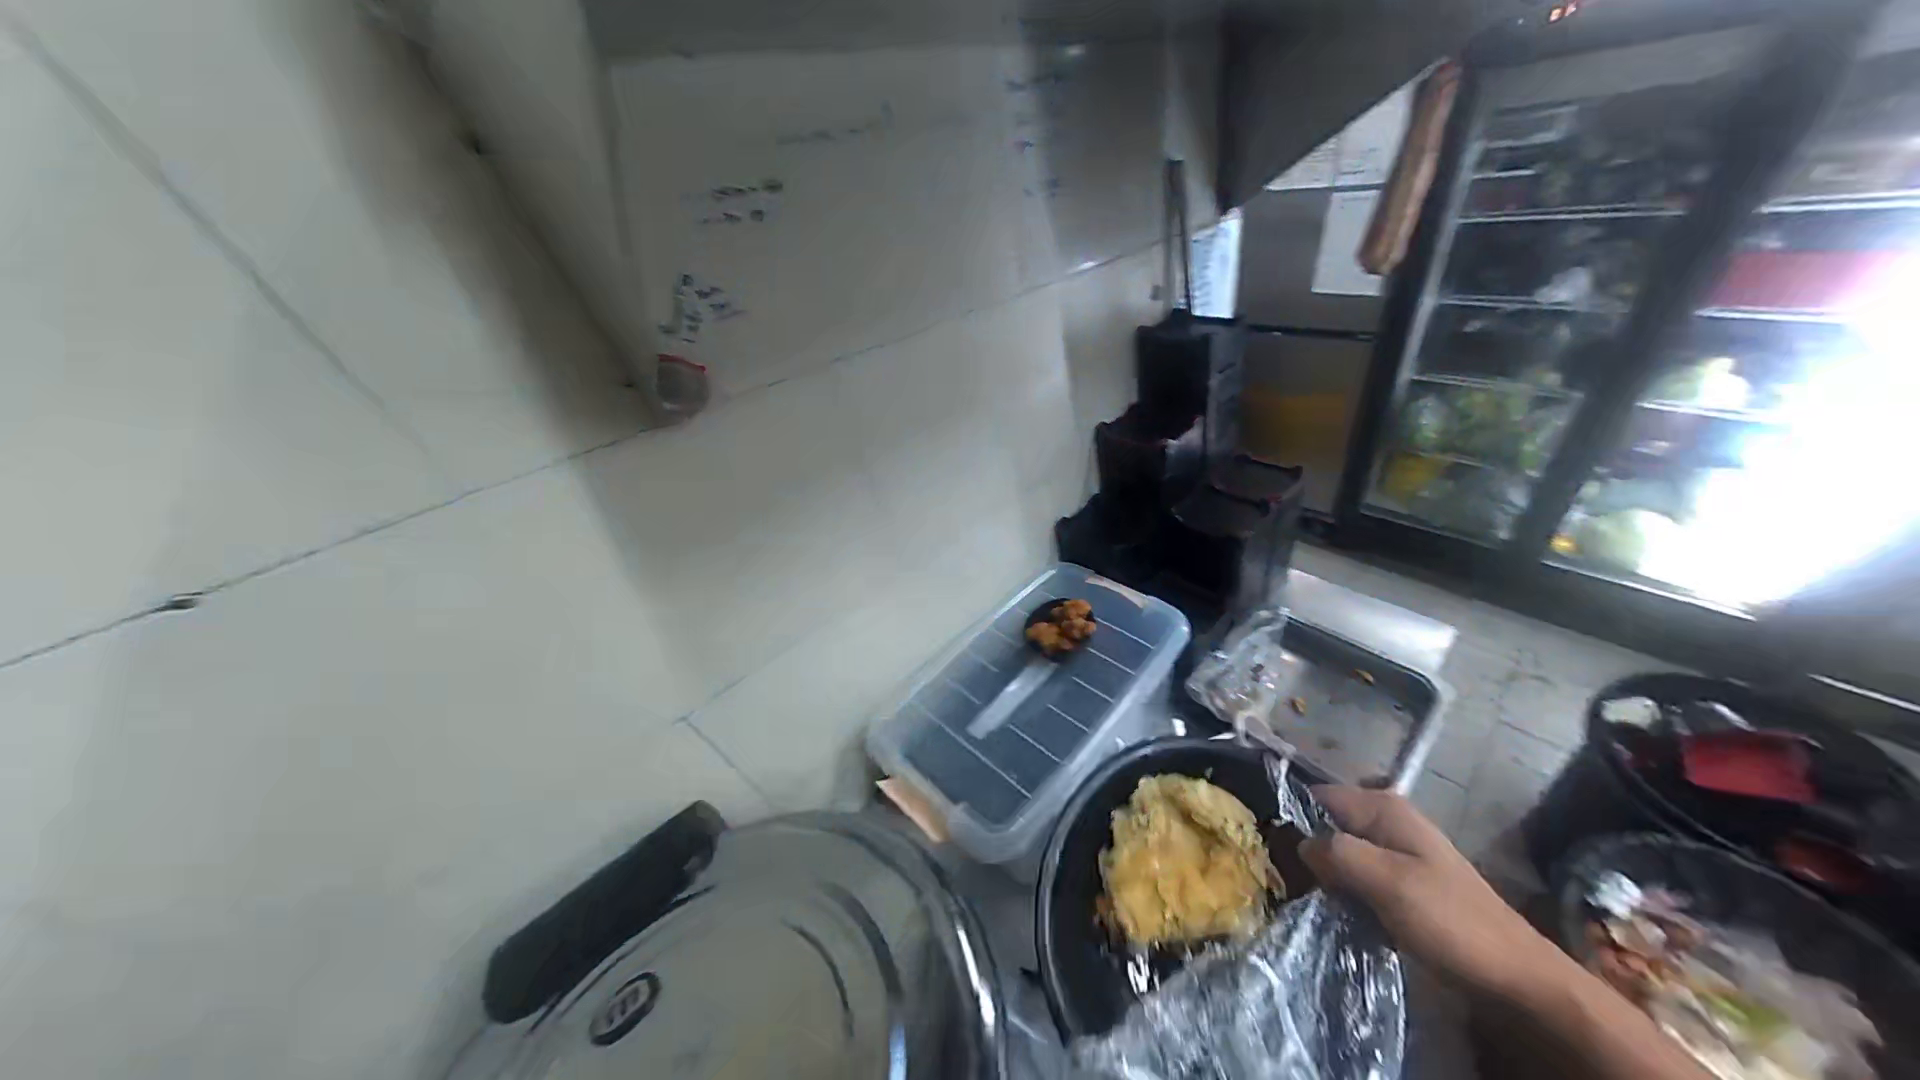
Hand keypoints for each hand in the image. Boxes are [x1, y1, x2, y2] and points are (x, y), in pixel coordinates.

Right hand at [1299, 785, 1559, 998]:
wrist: (1517, 977)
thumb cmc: (1450, 921)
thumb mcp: (1386, 882)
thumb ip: (1337, 852)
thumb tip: (1302, 843)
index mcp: (1382, 808)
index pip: (1316, 795)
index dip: (1292, 815)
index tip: (1269, 844)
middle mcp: (1387, 819)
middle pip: (1327, 823)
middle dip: (1309, 849)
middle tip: (1292, 880)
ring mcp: (1397, 850)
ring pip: (1341, 852)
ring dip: (1328, 875)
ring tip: (1313, 898)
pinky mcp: (1402, 880)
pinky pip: (1358, 875)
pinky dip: (1347, 890)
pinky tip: (1342, 910)